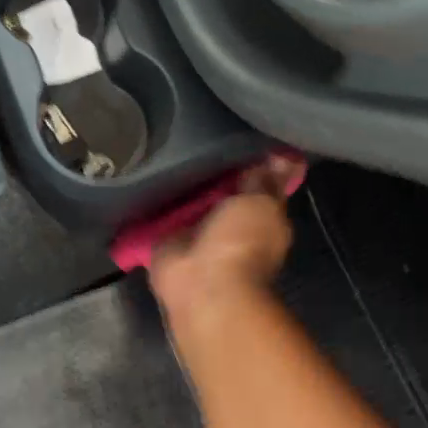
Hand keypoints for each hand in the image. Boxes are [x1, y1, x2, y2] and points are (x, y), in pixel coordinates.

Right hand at [149, 156, 304, 318]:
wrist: (203, 284)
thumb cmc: (242, 241)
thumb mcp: (262, 202)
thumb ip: (265, 181)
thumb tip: (280, 156)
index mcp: (263, 220)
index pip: (258, 188)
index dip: (249, 167)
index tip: (236, 143)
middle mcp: (232, 229)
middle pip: (222, 195)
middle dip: (212, 177)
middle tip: (197, 145)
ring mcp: (199, 238)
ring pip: (193, 206)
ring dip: (183, 191)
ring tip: (169, 157)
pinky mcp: (169, 245)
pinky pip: (163, 220)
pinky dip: (157, 208)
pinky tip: (148, 183)